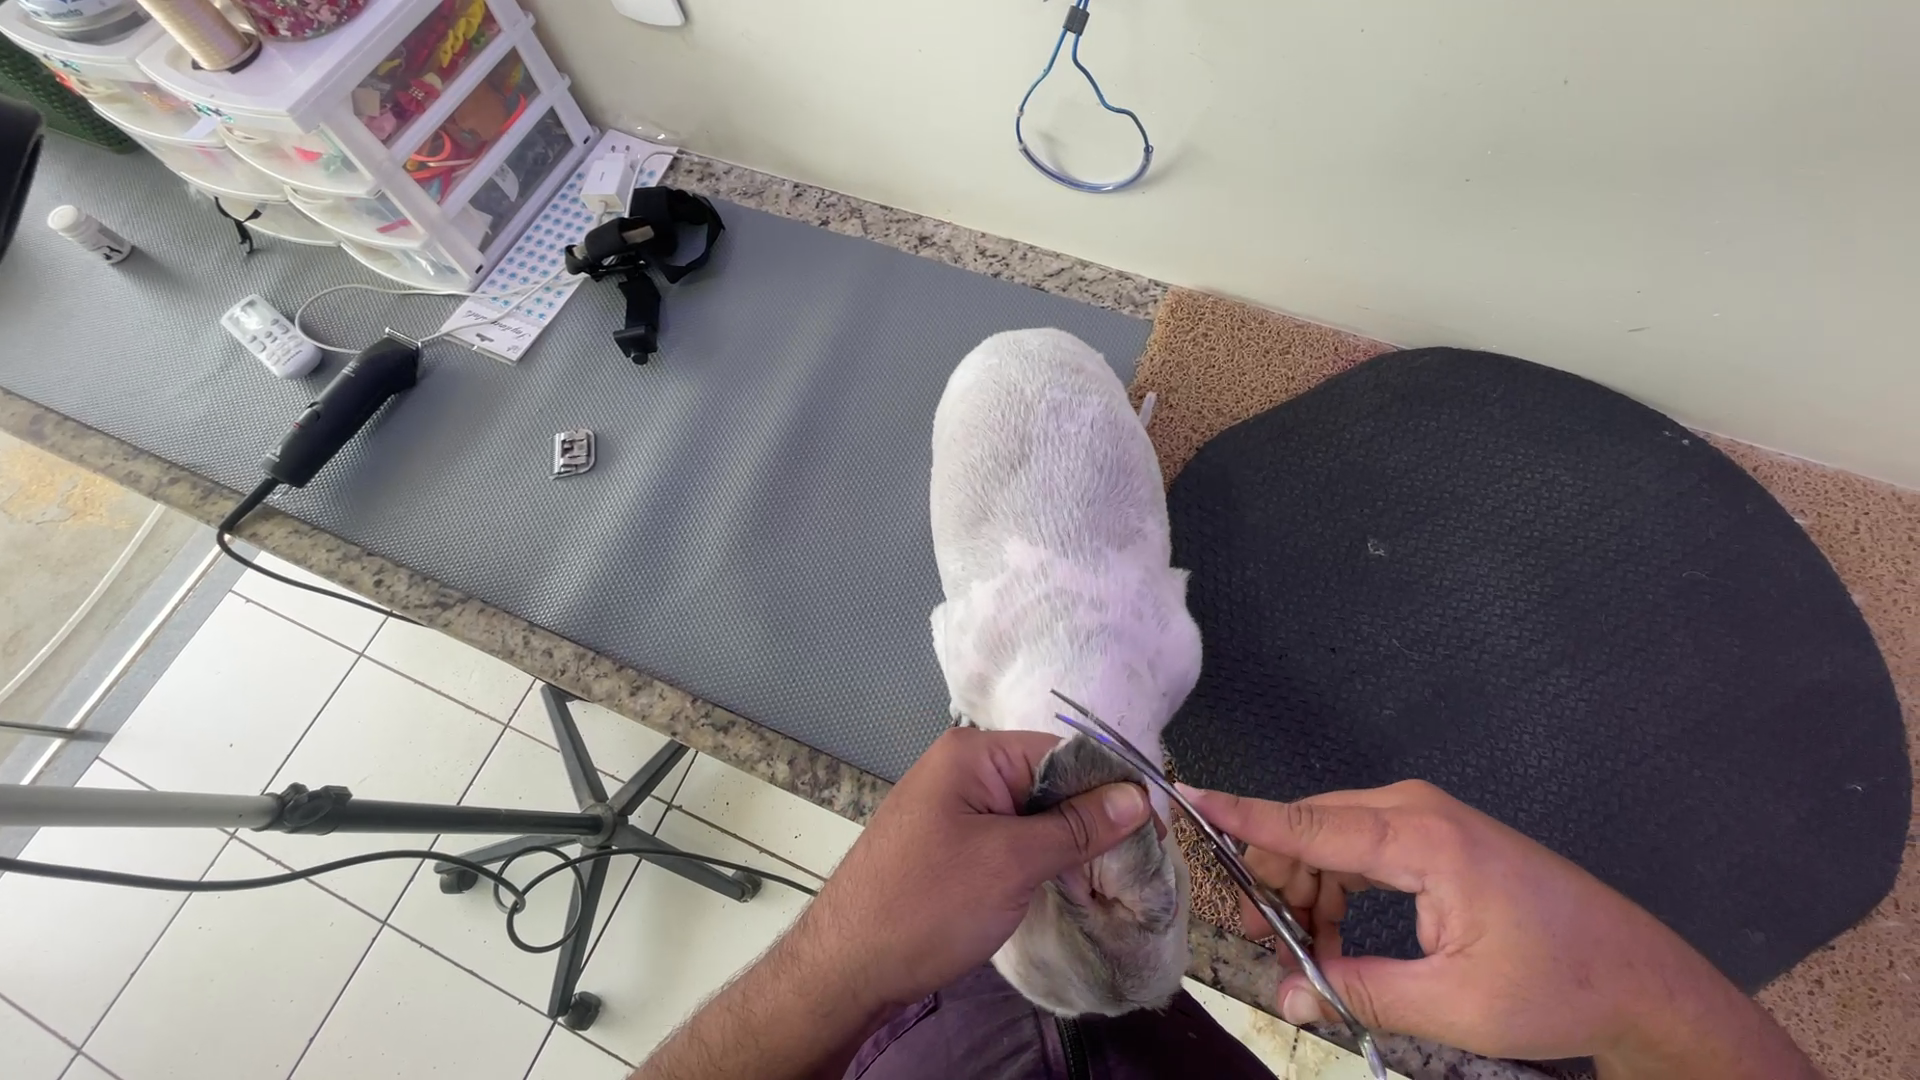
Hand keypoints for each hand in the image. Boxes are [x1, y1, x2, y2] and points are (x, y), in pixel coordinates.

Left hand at [794, 726, 1151, 1013]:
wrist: (847, 966)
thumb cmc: (927, 904)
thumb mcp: (1011, 863)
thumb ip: (1077, 827)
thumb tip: (1136, 798)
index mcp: (973, 753)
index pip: (1062, 752)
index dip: (1110, 787)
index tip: (1154, 828)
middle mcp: (964, 768)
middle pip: (1048, 781)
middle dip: (1091, 819)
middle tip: (1136, 862)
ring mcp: (956, 805)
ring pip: (1032, 812)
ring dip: (1068, 843)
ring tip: (1109, 878)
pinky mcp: (953, 840)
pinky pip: (1010, 835)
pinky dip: (1040, 857)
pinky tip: (1067, 884)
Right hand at [1181, 780, 1817, 1077]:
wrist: (1642, 976)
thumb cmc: (1556, 986)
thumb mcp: (1454, 1003)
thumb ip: (1358, 990)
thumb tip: (1283, 998)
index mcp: (1419, 838)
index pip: (1307, 823)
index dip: (1242, 815)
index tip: (1188, 796)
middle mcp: (1409, 809)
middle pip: (1309, 830)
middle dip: (1276, 881)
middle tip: (1265, 940)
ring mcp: (1418, 816)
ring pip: (1325, 839)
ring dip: (1304, 892)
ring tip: (1306, 952)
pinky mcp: (1425, 833)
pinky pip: (1352, 848)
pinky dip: (1332, 890)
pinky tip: (1336, 937)